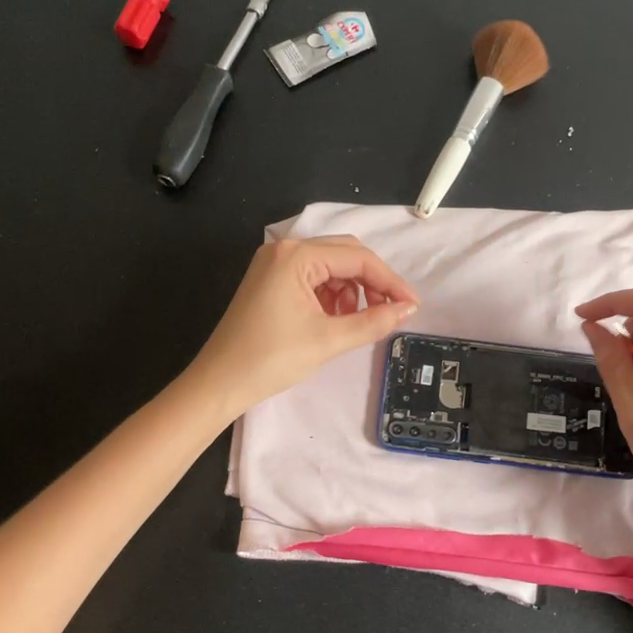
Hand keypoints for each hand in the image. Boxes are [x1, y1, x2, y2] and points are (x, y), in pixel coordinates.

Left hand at [188, 235, 418, 416]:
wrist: (219, 382)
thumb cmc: (271, 359)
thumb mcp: (328, 340)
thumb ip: (372, 321)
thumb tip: (407, 310)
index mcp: (296, 255)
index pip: (357, 258)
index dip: (390, 281)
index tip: (412, 306)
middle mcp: (284, 250)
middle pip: (345, 254)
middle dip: (372, 282)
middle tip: (391, 311)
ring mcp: (274, 264)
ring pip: (330, 267)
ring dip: (351, 290)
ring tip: (358, 321)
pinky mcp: (270, 281)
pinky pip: (312, 278)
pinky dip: (331, 296)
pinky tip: (336, 319)